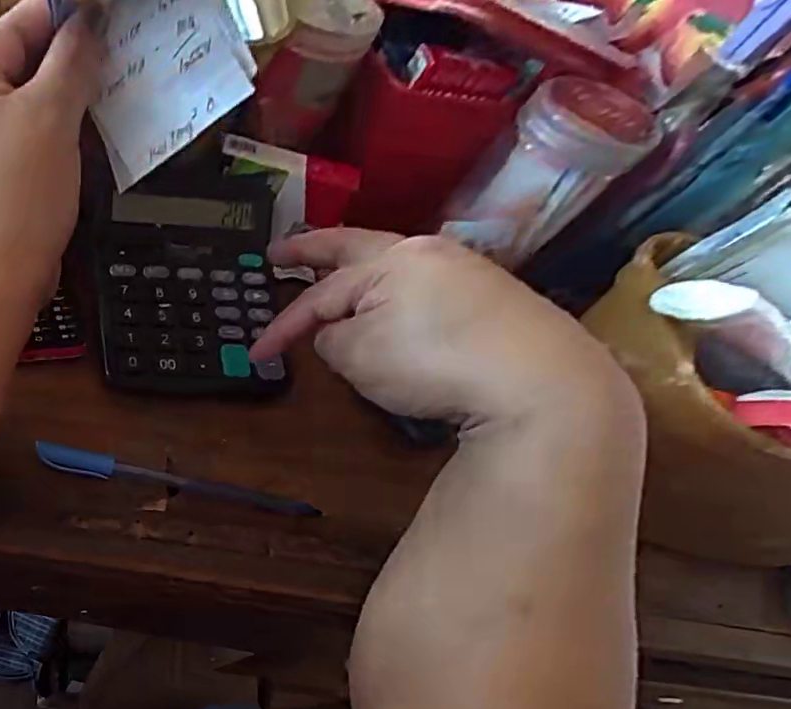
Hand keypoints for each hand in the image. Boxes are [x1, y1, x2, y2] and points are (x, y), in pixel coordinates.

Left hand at [0, 0, 96, 301]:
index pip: (14, 28)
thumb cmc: (22, 194)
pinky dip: (56, 141)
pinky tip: (82, 147)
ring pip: (27, 112)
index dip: (58, 15)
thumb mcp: (51, 117)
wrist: (1, 277)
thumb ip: (70, 63)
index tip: (99, 16)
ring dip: (65, 104)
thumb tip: (86, 25)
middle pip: (20, 70)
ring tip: (103, 101)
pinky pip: (28, 148)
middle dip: (65, 63)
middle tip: (110, 60)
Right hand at [249, 229, 636, 431]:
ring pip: (393, 269)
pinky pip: (423, 290)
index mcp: (388, 261)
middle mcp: (426, 253)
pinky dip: (394, 299)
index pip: (319, 296)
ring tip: (335, 289)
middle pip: (355, 248)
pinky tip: (394, 315)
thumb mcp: (359, 357)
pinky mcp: (489, 299)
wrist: (535, 379)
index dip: (283, 326)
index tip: (255, 352)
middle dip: (313, 251)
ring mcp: (463, 271)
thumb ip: (333, 339)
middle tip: (281, 251)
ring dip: (358, 277)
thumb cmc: (431, 361)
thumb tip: (338, 333)